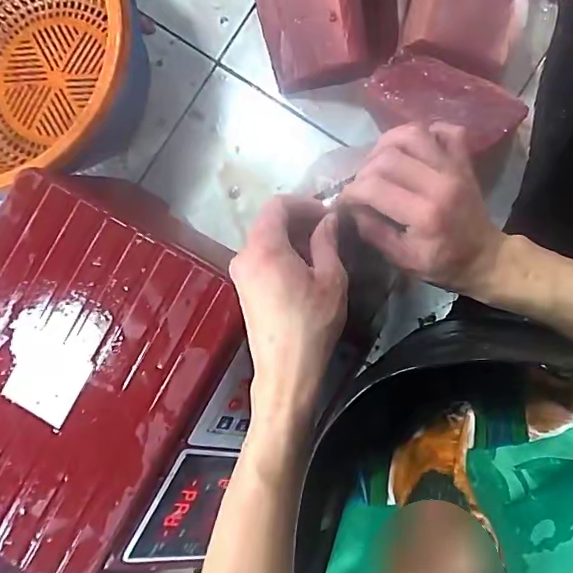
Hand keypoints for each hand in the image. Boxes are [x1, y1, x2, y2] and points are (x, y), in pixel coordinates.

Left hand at [230, 196, 346, 424]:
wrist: (287, 370)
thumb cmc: (312, 324)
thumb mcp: (332, 278)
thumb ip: (327, 241)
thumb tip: (329, 219)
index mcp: (264, 248)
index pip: (278, 204)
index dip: (306, 203)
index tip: (329, 214)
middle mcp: (244, 256)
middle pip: (270, 221)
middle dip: (301, 219)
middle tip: (331, 230)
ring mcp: (241, 273)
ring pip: (266, 239)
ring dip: (294, 237)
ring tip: (323, 250)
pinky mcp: (244, 288)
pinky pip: (263, 257)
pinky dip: (284, 252)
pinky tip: (307, 269)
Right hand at [337, 124, 505, 295]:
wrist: (486, 257)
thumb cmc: (444, 263)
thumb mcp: (403, 259)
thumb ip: (374, 232)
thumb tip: (351, 206)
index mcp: (424, 214)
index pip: (374, 187)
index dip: (351, 192)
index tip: (346, 200)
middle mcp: (440, 183)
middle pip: (388, 156)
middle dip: (365, 169)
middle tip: (362, 184)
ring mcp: (455, 168)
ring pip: (413, 133)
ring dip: (388, 142)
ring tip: (379, 161)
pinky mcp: (464, 161)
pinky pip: (447, 131)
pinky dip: (428, 133)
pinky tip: (414, 149)